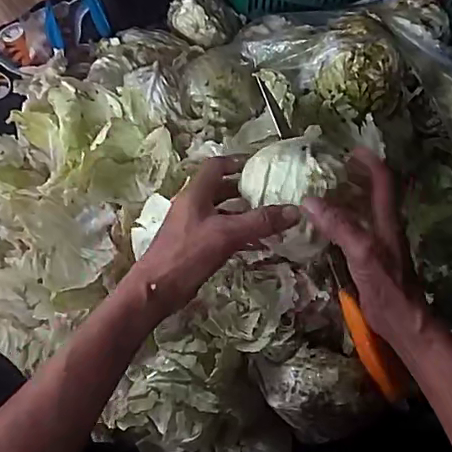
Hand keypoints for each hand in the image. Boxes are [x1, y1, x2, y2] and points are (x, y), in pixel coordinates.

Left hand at [128, 156, 298, 314]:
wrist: (156, 290)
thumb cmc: (187, 254)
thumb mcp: (227, 234)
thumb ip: (260, 222)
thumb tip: (295, 210)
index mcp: (195, 194)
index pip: (216, 166)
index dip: (236, 162)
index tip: (258, 165)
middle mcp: (192, 206)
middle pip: (220, 189)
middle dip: (244, 190)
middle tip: (269, 193)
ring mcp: (191, 227)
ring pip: (221, 213)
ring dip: (243, 214)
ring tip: (268, 219)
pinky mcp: (193, 247)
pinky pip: (220, 233)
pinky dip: (237, 235)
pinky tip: (255, 245)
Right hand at [302, 149, 433, 350]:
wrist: (402, 321)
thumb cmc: (387, 287)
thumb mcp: (362, 252)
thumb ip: (339, 226)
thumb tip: (310, 201)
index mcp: (387, 221)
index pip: (383, 181)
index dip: (370, 162)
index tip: (351, 150)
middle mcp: (385, 228)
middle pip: (374, 193)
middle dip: (357, 176)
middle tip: (331, 168)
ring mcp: (379, 244)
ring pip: (365, 212)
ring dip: (348, 198)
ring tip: (323, 192)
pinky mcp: (371, 260)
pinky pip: (356, 231)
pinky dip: (342, 221)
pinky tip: (325, 227)